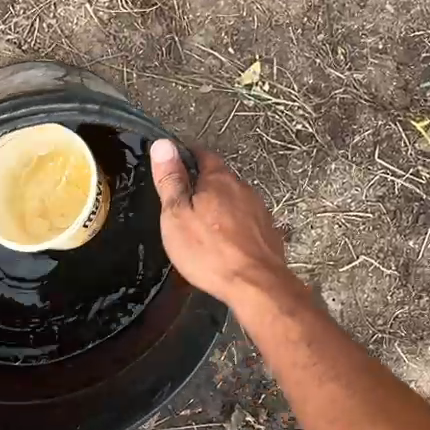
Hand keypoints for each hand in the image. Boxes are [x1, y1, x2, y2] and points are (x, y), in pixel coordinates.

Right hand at [149, 139, 299, 312]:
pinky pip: (245, 219)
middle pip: (219, 176)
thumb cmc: (210, 252)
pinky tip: (224, 240)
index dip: (186, 156)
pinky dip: (233, 224)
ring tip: (201, 221)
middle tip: (183, 196)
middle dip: (202, 183)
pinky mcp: (267, 231)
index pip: (202, 154)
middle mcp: (242, 188)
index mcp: (218, 179)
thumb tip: (162, 144)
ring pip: (234, 198)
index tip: (174, 162)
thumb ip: (171, 179)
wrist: (256, 285)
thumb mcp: (177, 215)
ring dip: (219, 204)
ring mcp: (258, 209)